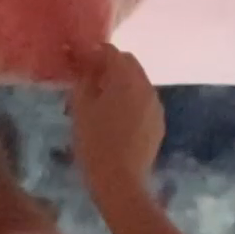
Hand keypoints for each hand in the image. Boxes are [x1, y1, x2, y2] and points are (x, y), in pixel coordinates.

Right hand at [69, 44, 163, 203]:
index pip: (110, 52)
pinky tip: (115, 116)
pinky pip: (143, 100)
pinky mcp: (158, 123)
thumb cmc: (95, 142)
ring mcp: (155, 105)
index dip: (92, 52)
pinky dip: (129, 99)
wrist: (121, 182)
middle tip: (87, 78)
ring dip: (119, 82)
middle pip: (127, 63)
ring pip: (136, 82)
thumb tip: (83, 64)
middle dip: (108, 65)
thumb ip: (83, 79)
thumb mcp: (80, 107)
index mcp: (126, 78)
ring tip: (99, 98)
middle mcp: (146, 86)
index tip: (76, 60)